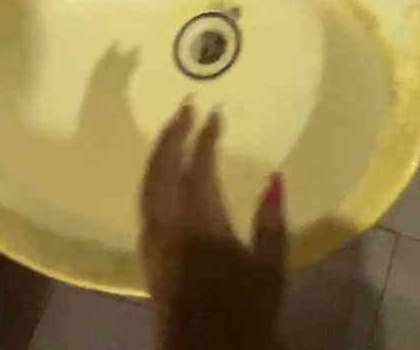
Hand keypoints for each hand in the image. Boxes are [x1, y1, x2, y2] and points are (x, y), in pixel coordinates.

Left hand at [140, 104, 286, 349]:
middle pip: (161, 171)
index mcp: (201, 225)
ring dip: (157, 154)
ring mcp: (154, 244)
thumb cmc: (245, 313)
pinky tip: (162, 176)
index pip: (198, 168)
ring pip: (147, 188)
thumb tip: (275, 176)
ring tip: (172, 131)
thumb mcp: (270, 268)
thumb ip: (270, 220)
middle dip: (171, 135)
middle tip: (185, 106)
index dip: (205, 138)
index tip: (215, 113)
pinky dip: (152, 179)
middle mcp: (170, 229)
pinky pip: (144, 205)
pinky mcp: (148, 258)